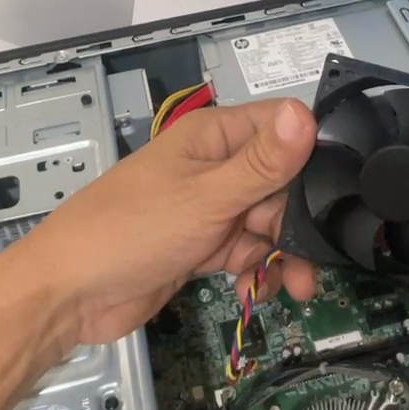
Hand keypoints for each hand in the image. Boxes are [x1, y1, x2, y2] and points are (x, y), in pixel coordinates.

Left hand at [0, 98, 320, 351]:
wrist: (69, 295)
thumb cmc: (132, 231)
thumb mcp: (206, 198)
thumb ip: (261, 164)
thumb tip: (307, 114)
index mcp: (214, 136)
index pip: (279, 127)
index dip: (310, 153)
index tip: (339, 189)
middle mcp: (214, 165)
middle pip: (279, 182)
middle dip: (298, 219)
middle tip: (315, 255)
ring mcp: (207, 206)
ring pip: (265, 221)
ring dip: (282, 252)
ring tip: (295, 286)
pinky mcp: (201, 243)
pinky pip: (244, 250)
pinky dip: (255, 269)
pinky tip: (255, 290)